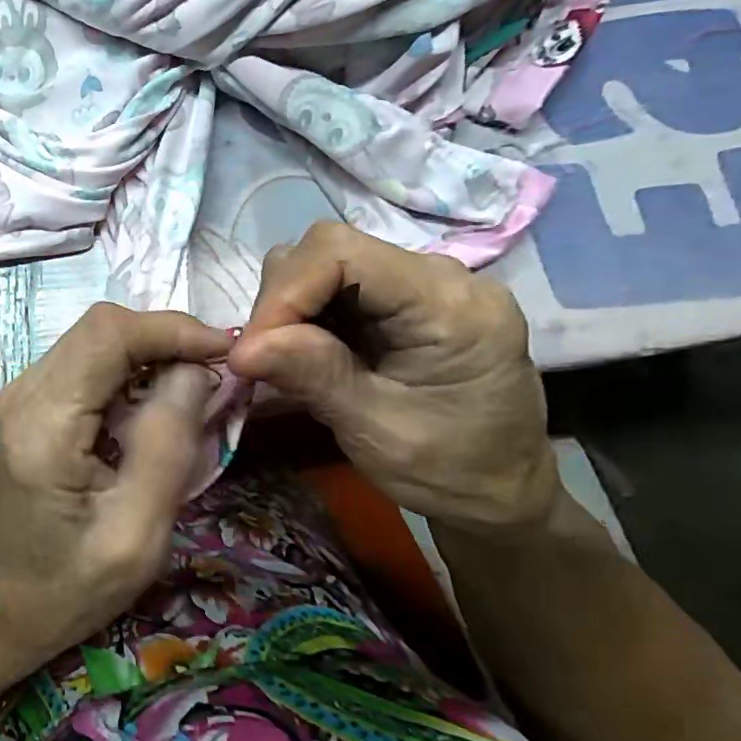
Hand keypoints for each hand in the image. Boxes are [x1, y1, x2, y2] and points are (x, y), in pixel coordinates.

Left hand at [0, 304, 232, 710]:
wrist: (3, 608)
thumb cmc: (72, 588)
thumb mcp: (138, 533)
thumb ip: (168, 443)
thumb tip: (197, 368)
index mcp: (43, 424)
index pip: (108, 335)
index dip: (172, 329)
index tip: (228, 352)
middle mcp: (21, 393)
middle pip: (99, 328)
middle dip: (165, 339)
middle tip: (216, 374)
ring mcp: (18, 394)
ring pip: (93, 340)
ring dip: (148, 353)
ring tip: (193, 390)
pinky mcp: (25, 403)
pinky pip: (83, 363)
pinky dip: (126, 369)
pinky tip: (153, 403)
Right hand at [228, 222, 560, 533]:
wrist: (499, 492)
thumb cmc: (448, 472)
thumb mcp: (375, 431)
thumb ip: (313, 377)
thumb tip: (241, 349)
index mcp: (450, 307)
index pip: (341, 252)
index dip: (285, 290)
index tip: (254, 347)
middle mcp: (442, 277)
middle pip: (329, 249)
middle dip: (283, 298)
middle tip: (264, 357)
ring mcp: (424, 283)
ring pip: (326, 260)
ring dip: (290, 304)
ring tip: (286, 356)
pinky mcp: (406, 296)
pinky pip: (338, 282)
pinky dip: (306, 311)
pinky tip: (307, 350)